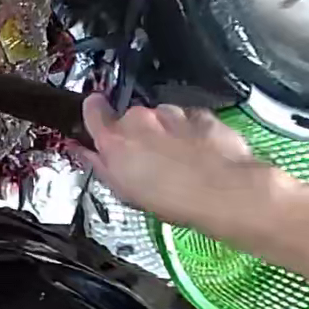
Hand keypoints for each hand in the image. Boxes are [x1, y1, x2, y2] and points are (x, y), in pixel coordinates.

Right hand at [73, 96, 286, 229]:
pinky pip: (187, 120)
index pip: (93, 109)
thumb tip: (84, 152)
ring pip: (160, 119)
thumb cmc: (172, 199)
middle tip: (147, 162)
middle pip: (130, 119)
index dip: (95, 113)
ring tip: (177, 163)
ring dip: (164, 134)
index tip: (99, 120)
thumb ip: (100, 164)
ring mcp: (171, 114)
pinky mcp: (199, 115)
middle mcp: (140, 119)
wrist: (224, 192)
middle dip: (136, 135)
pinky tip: (197, 156)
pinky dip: (189, 133)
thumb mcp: (124, 191)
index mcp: (114, 139)